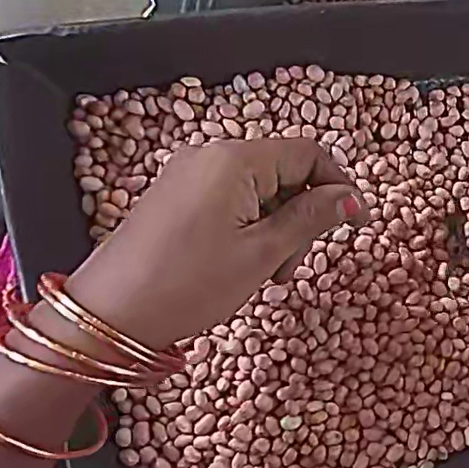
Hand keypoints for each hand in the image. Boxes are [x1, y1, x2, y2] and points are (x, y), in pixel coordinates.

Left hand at [65, 138, 365, 347]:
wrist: (109, 314)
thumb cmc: (189, 284)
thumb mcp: (262, 253)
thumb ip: (311, 219)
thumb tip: (352, 199)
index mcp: (235, 161)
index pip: (309, 154)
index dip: (340, 186)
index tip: (359, 222)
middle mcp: (211, 156)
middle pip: (285, 172)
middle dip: (303, 216)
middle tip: (293, 265)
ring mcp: (191, 175)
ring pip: (261, 190)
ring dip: (279, 228)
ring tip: (268, 273)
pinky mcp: (179, 196)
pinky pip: (233, 200)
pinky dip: (252, 228)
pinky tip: (245, 263)